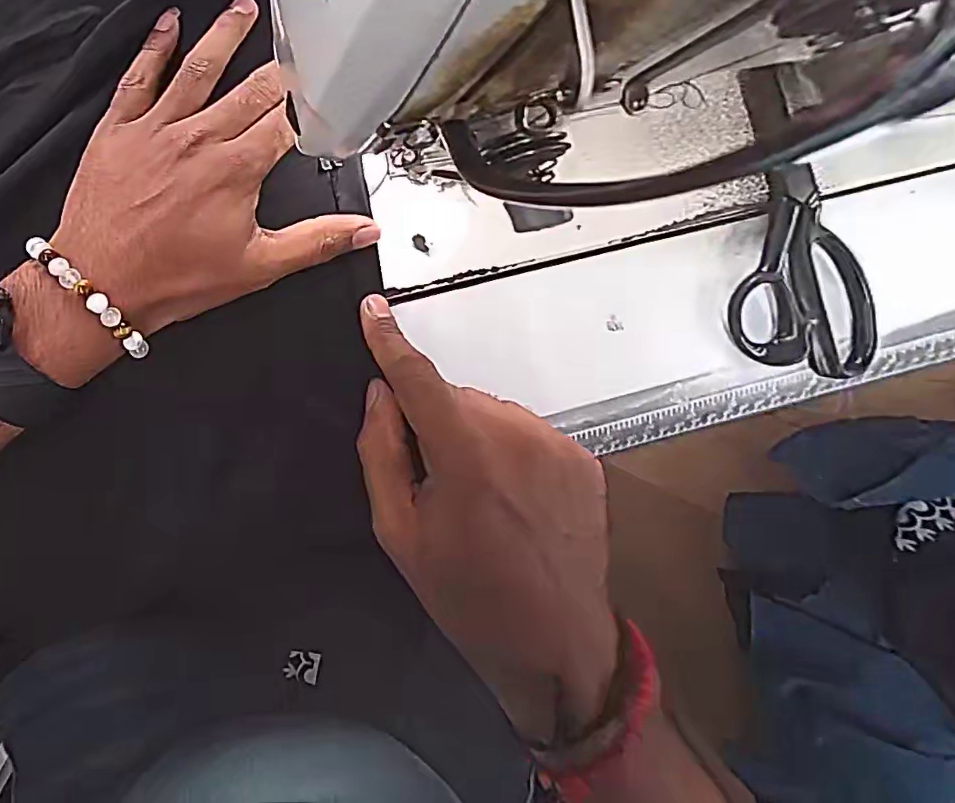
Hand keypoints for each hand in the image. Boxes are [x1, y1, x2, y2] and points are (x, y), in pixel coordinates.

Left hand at [4, 0, 380, 385]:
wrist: (101, 283)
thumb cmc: (172, 278)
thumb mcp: (256, 267)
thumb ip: (316, 242)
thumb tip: (363, 231)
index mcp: (235, 169)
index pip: (286, 119)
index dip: (310, 101)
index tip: (324, 88)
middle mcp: (199, 139)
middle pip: (250, 87)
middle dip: (278, 64)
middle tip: (296, 41)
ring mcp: (156, 129)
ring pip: (198, 67)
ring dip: (224, 34)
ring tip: (243, 7)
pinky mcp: (118, 130)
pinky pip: (139, 76)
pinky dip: (155, 46)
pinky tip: (168, 24)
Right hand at [354, 294, 619, 743]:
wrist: (556, 644)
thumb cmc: (471, 595)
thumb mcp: (399, 532)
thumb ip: (381, 452)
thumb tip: (381, 397)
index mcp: (465, 455)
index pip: (418, 378)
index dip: (389, 341)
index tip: (374, 311)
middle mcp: (516, 438)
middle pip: (451, 397)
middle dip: (431, 421)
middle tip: (432, 479)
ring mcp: (553, 445)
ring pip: (486, 411)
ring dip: (469, 435)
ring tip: (476, 497)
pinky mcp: (580, 457)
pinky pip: (520, 429)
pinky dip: (504, 448)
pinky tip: (507, 496)